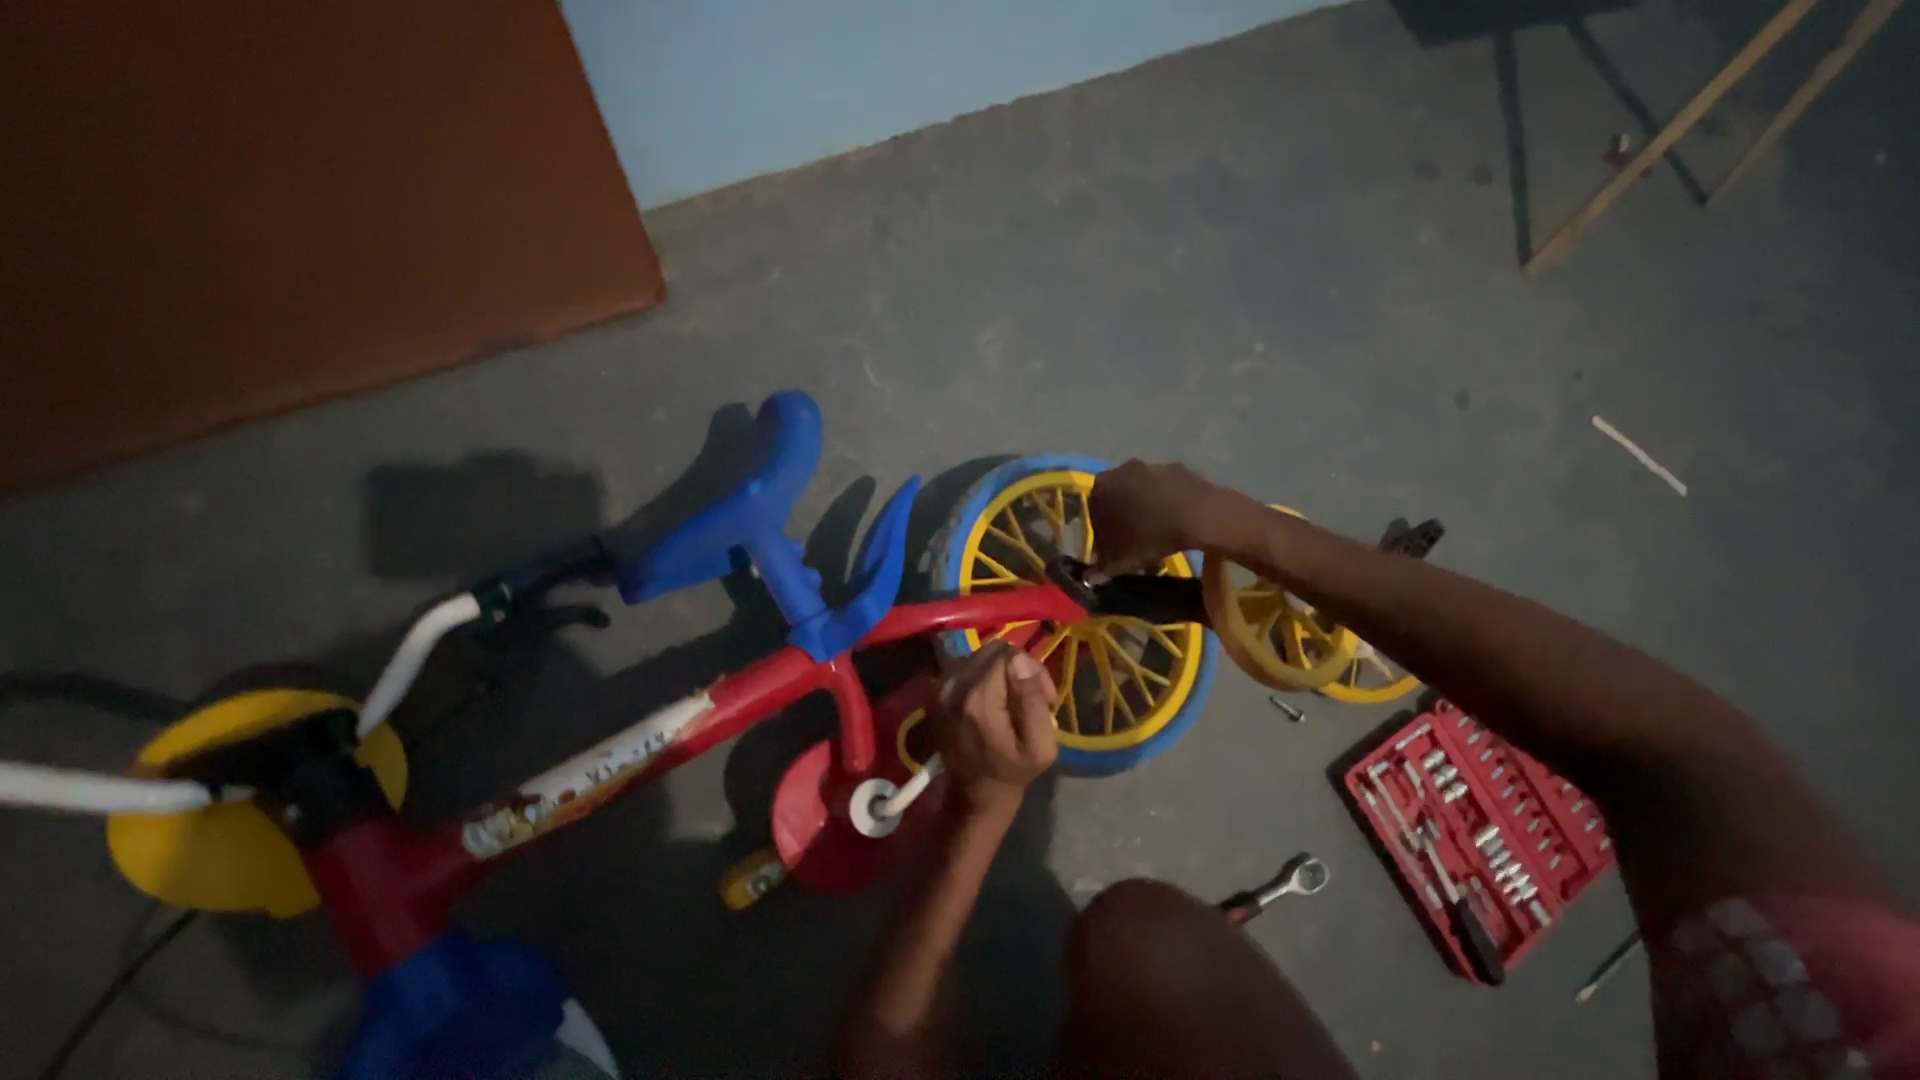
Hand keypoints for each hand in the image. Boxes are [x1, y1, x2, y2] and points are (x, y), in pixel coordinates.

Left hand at [930, 641, 1058, 816]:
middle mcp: (953, 686)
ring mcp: (940, 687)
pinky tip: (989, 699)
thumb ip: (1033, 699)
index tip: (1042, 699)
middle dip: (1016, 668)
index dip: (1033, 672)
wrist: (974, 792)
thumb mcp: (1041, 746)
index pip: (1011, 655)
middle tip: (1027, 699)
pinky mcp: (935, 690)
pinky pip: (966, 664)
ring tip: (1008, 700)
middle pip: (994, 650)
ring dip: (999, 671)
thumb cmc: (1013, 771)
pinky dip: (981, 675)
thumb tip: (1021, 659)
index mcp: (978, 700)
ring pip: (980, 654)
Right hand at [1087, 460, 1221, 579]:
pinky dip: (1166, 499)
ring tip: (1155, 528)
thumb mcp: (1122, 559)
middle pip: (1115, 495)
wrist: (1197, 516)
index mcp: (1101, 489)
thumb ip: (1102, 568)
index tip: (1109, 546)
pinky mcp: (1176, 467)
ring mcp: (1150, 465)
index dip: (1099, 530)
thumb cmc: (1150, 536)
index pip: (1092, 511)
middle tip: (1131, 537)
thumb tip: (1089, 579)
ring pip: (1140, 488)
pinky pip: (1165, 486)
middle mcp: (1120, 470)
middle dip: (1121, 514)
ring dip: (1143, 505)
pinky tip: (1174, 518)